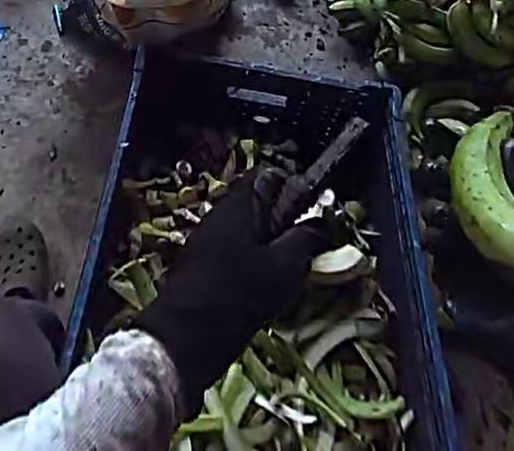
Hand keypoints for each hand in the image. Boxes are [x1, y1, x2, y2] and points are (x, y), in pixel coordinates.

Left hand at [134, 167, 333, 404]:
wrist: (186, 339)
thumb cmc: (239, 294)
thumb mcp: (285, 265)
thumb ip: (308, 237)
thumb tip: (327, 222)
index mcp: (240, 203)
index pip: (269, 174)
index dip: (294, 186)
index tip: (312, 211)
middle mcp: (222, 213)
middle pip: (262, 203)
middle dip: (285, 221)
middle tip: (304, 247)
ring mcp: (210, 238)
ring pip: (251, 230)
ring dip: (271, 246)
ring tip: (287, 273)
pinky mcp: (204, 264)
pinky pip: (238, 251)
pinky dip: (255, 263)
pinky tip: (264, 290)